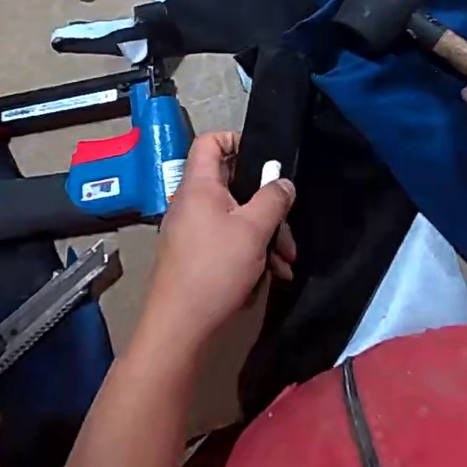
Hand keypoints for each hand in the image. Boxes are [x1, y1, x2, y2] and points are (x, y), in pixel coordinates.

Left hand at [139, 132, 297, 358]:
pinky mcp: (196, 256)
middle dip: (266, 205)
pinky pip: (227, 241)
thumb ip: (272, 199)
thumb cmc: (215, 268)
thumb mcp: (253, 230)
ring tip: (285, 262)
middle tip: (287, 231)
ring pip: (235, 217)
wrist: (180, 326)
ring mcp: (192, 230)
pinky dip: (250, 252)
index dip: (235, 140)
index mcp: (199, 185)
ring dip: (265, 235)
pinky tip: (271, 275)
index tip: (264, 158)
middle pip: (232, 184)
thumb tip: (283, 181)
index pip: (210, 142)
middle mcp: (192, 202)